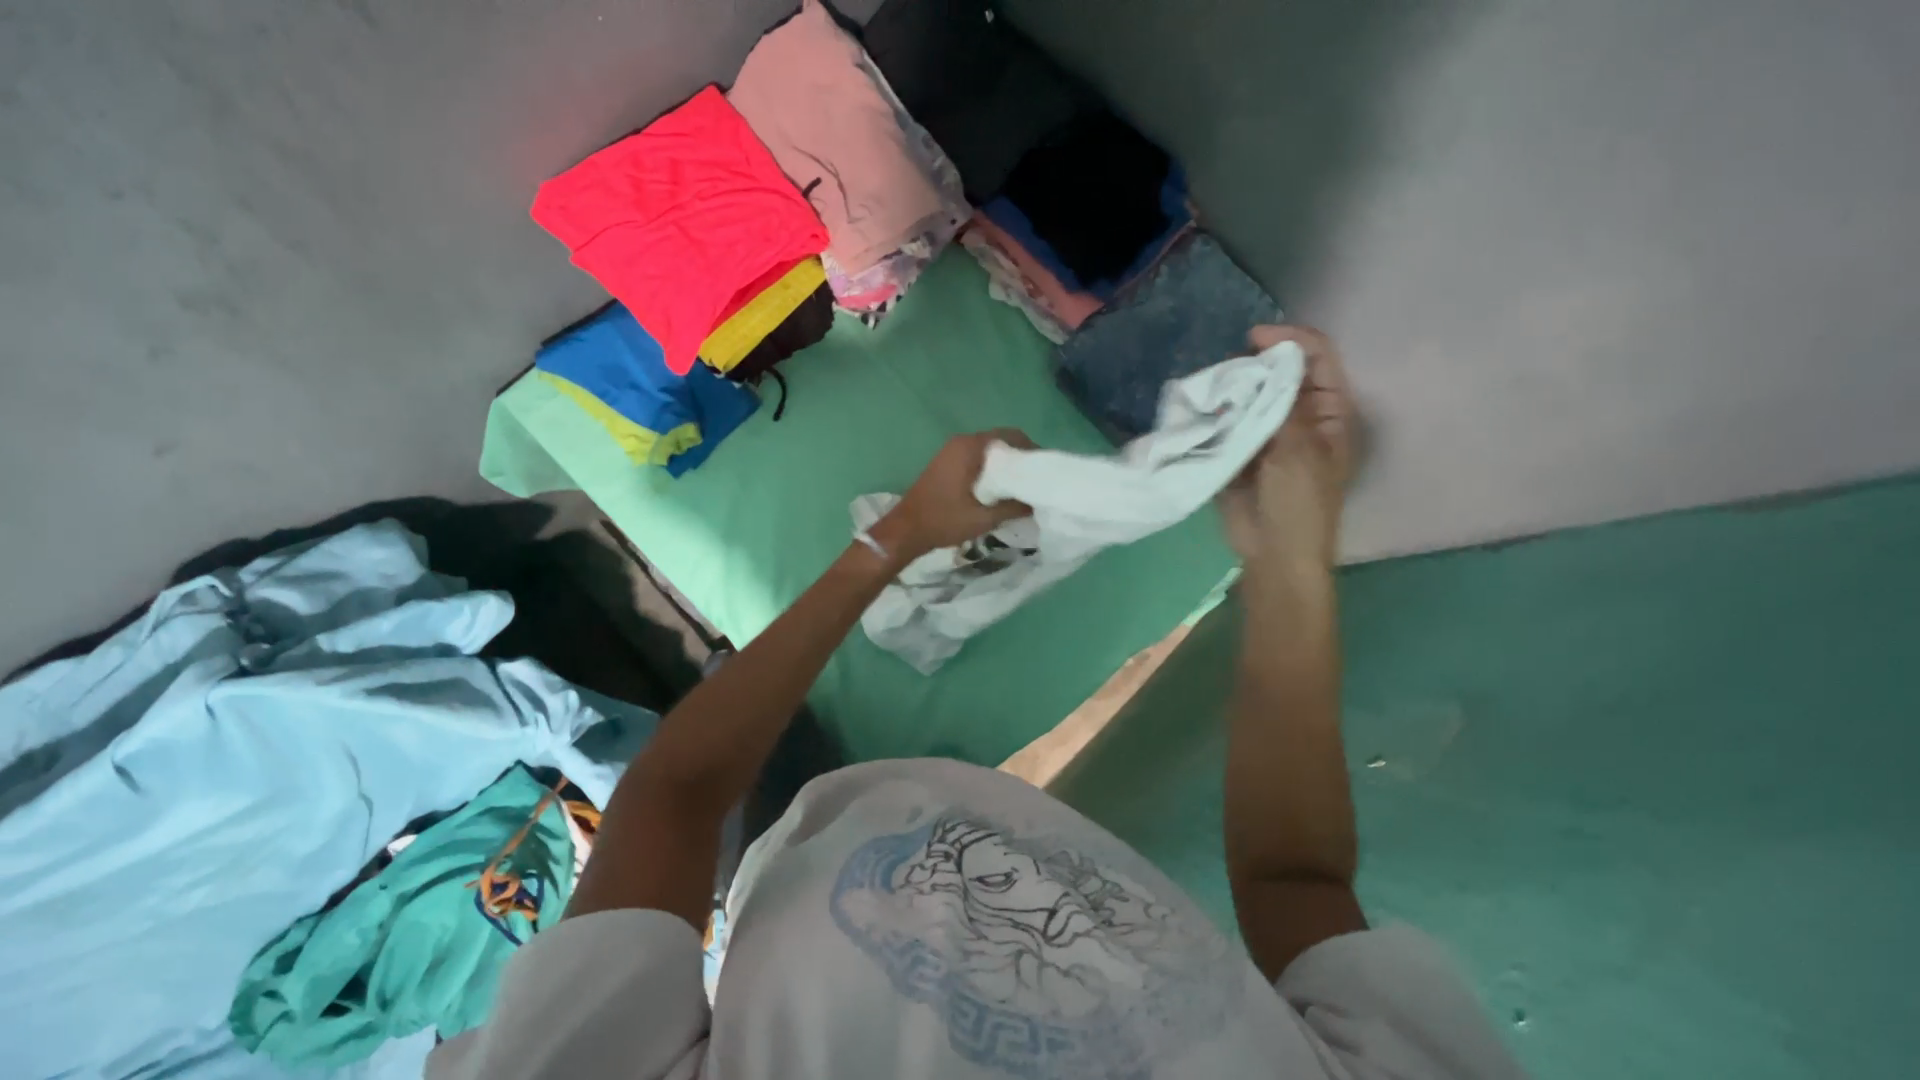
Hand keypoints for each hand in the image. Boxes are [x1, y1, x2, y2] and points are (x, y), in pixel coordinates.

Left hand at [873, 430, 1034, 560]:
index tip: (1045, 470)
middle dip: (1021, 458)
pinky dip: (991, 469)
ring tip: (1022, 487)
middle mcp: (961, 442)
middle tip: (1036, 481)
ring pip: (989, 451)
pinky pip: (976, 458)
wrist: (906, 530)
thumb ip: (1014, 507)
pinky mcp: (946, 463)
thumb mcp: (985, 517)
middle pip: (1001, 441)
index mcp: (971, 447)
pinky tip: (1000, 489)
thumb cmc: (944, 520)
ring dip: (1006, 464)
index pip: (1012, 436)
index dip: (1032, 450)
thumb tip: (1037, 502)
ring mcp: (951, 451)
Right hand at [1218, 326, 1357, 574]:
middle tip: (1227, 374)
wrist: (1274, 554)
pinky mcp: (1240, 448)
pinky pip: (1227, 418)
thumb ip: (1285, 404)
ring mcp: (1269, 431)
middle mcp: (1301, 414)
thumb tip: (1268, 361)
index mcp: (1330, 411)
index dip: (1289, 340)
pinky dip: (1215, 411)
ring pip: (1249, 393)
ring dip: (1231, 388)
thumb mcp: (1300, 452)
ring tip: (1211, 393)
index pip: (1316, 356)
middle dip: (1253, 364)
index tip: (1253, 339)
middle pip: (1279, 370)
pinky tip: (1202, 412)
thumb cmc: (1300, 505)